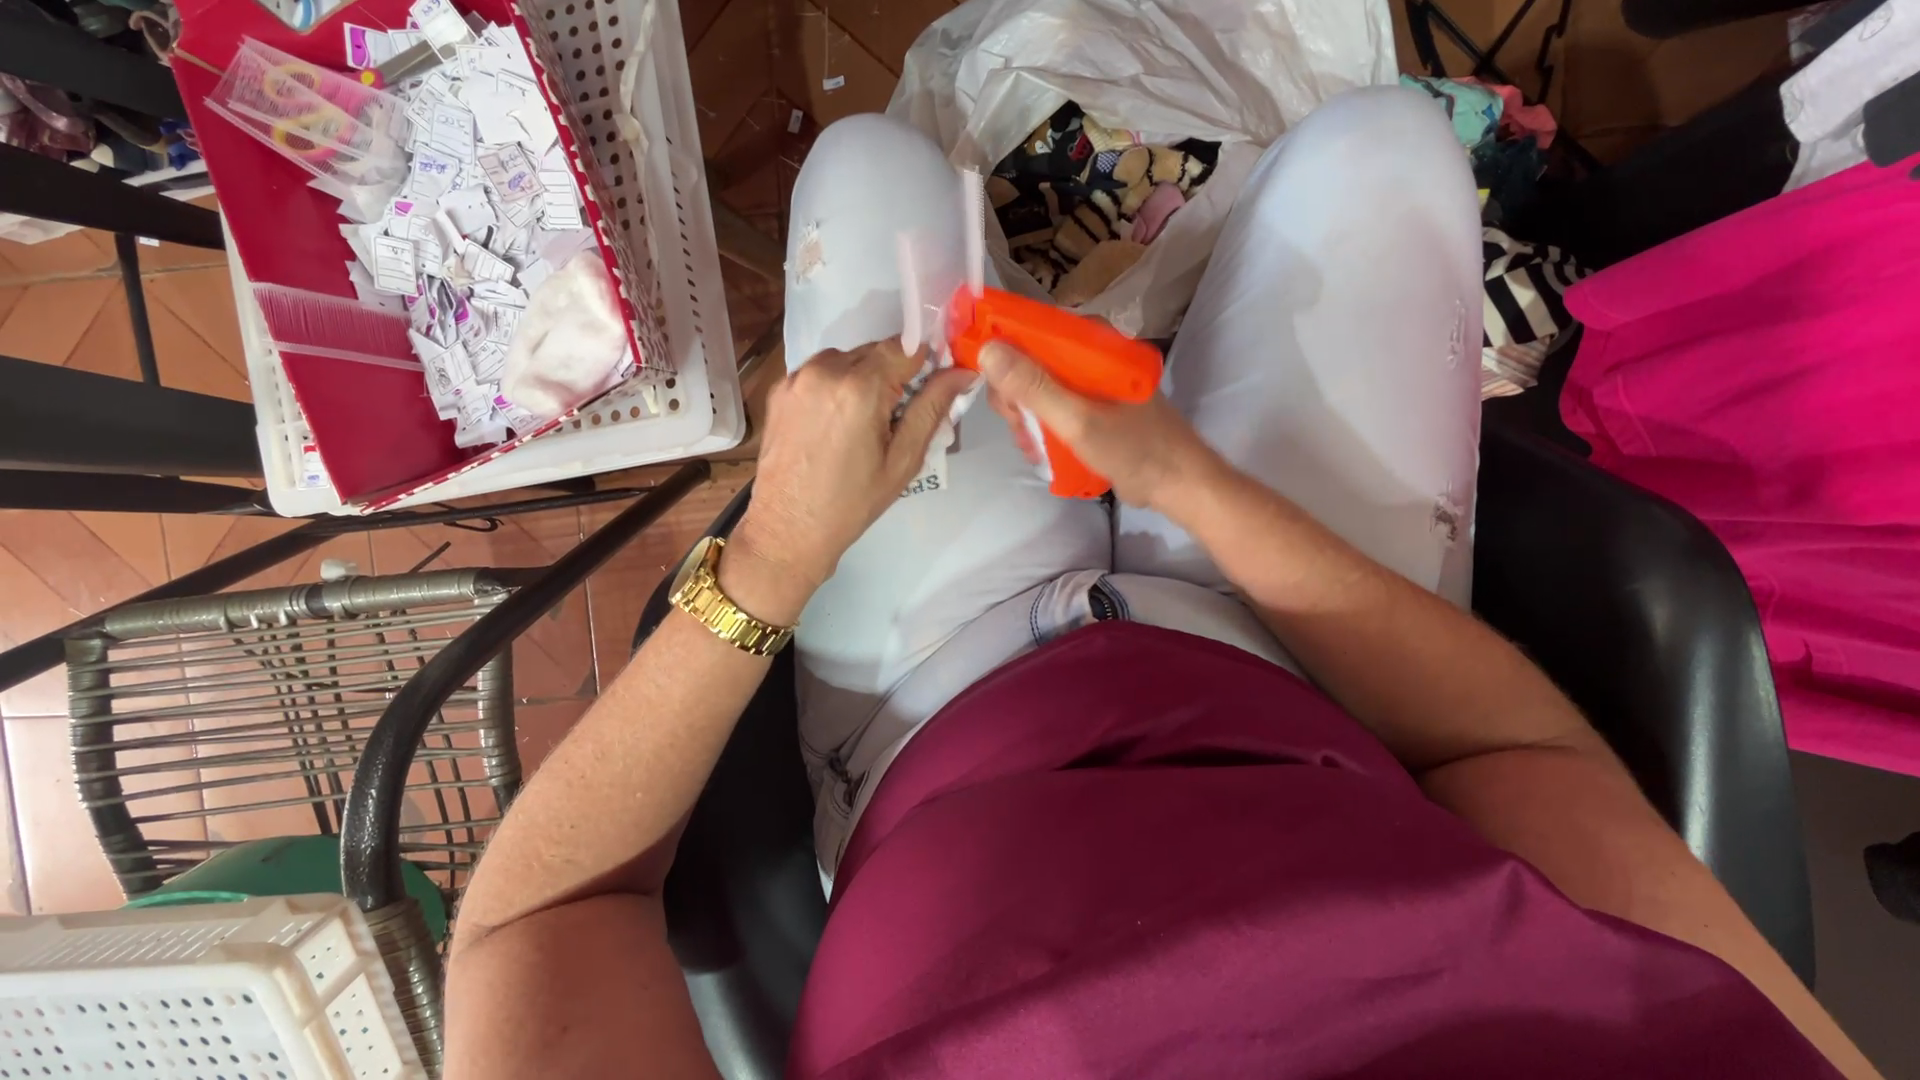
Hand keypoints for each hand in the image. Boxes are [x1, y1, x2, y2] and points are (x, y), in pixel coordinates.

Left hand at [733, 338, 975, 603]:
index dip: (924, 361)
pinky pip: (819, 373)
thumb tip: (962, 372)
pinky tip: (835, 424)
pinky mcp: (779, 390)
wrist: (788, 529)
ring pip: (846, 359)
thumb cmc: (852, 502)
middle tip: (897, 415)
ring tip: (863, 423)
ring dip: (862, 378)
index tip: (932, 382)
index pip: (905, 346)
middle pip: (874, 351)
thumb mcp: (903, 459)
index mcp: (859, 387)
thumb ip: (932, 408)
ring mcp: (796, 377)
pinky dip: (834, 387)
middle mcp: (824, 370)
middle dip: (892, 375)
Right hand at [978, 340, 1214, 509]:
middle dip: (1016, 396)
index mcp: (1091, 342)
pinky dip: (1041, 427)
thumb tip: (986, 349)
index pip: (1033, 330)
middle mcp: (1089, 354)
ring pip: (1037, 388)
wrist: (1177, 483)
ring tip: (1034, 445)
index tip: (991, 386)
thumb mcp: (1077, 420)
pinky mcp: (1092, 406)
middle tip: (1021, 426)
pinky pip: (1053, 407)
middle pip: (1029, 361)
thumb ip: (1033, 386)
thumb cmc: (1134, 448)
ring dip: (1027, 417)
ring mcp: (1090, 381)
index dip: (1003, 352)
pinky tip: (1041, 449)